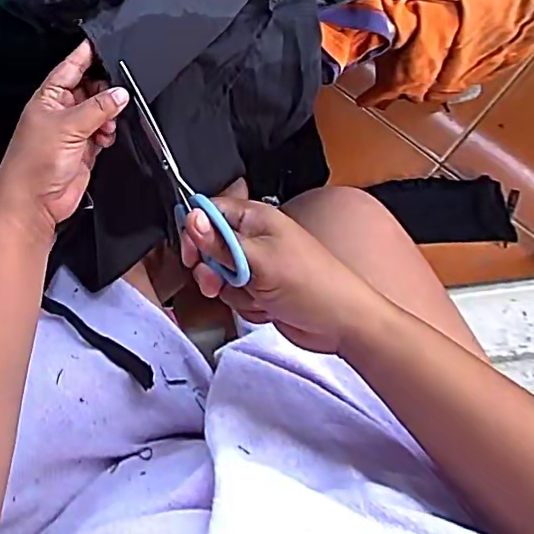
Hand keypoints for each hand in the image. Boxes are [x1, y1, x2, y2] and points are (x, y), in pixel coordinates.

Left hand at [0, 41, 129, 243]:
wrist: (34, 203)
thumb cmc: (34, 164)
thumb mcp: (68, 126)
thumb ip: (98, 108)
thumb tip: (120, 93)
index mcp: (48, 98)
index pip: (70, 67)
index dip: (86, 54)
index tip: (103, 42)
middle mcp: (60, 111)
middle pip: (89, 88)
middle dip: (105, 89)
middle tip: (117, 92)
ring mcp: (72, 130)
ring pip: (99, 109)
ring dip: (109, 114)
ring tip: (108, 123)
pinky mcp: (84, 148)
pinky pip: (103, 130)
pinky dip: (109, 131)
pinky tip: (106, 137)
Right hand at [180, 196, 386, 352]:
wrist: (341, 322)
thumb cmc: (313, 283)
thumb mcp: (259, 261)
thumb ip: (221, 242)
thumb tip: (192, 218)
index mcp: (255, 217)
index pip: (209, 212)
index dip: (196, 232)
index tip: (194, 254)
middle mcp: (254, 237)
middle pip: (210, 245)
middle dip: (212, 268)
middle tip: (220, 279)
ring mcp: (257, 264)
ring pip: (220, 274)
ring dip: (230, 290)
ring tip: (250, 294)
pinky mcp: (259, 289)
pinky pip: (233, 295)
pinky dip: (244, 305)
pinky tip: (263, 306)